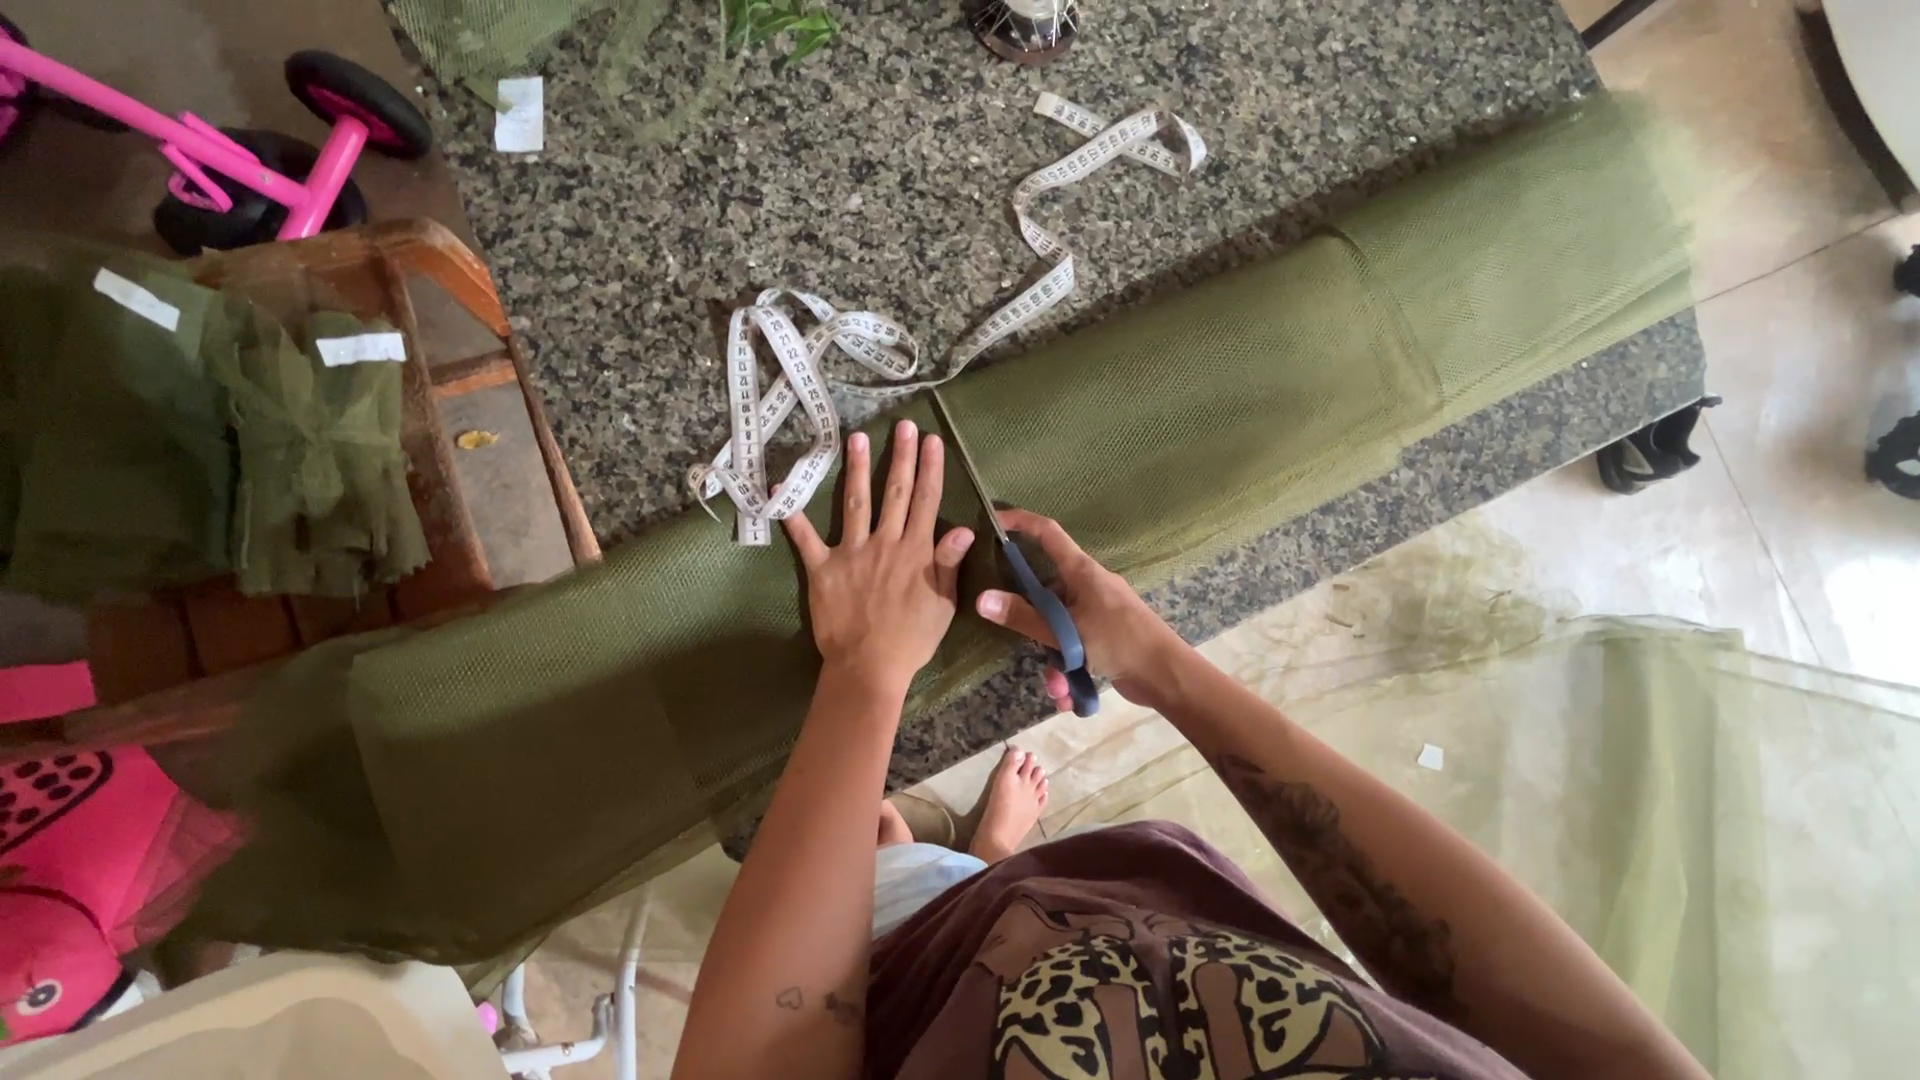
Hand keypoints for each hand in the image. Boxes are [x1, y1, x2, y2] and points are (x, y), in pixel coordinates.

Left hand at [784, 419, 975, 694]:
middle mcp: (885, 543)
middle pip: (895, 492)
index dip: (930, 468)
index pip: (927, 501)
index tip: (931, 440)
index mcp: (916, 552)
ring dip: (858, 468)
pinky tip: (782, 488)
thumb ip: (948, 564)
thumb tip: (962, 527)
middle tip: (904, 425)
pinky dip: (793, 514)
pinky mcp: (822, 568)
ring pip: (855, 502)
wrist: (869, 667)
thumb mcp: (943, 605)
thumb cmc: (912, 640)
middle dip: (901, 456)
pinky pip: (805, 537)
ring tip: (856, 437)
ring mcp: (852, 553)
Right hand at [973, 508, 1187, 708]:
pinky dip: (1070, 671)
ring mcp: (1098, 612)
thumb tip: (982, 599)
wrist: (1166, 674)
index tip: (995, 520)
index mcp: (1081, 572)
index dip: (1021, 522)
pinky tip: (1070, 696)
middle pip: (1046, 594)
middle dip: (1035, 628)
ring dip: (1054, 661)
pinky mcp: (1105, 636)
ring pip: (1059, 629)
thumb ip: (1023, 617)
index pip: (1048, 534)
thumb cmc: (1118, 641)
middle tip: (1026, 645)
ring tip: (1058, 687)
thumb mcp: (1064, 631)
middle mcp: (1088, 586)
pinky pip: (1076, 648)